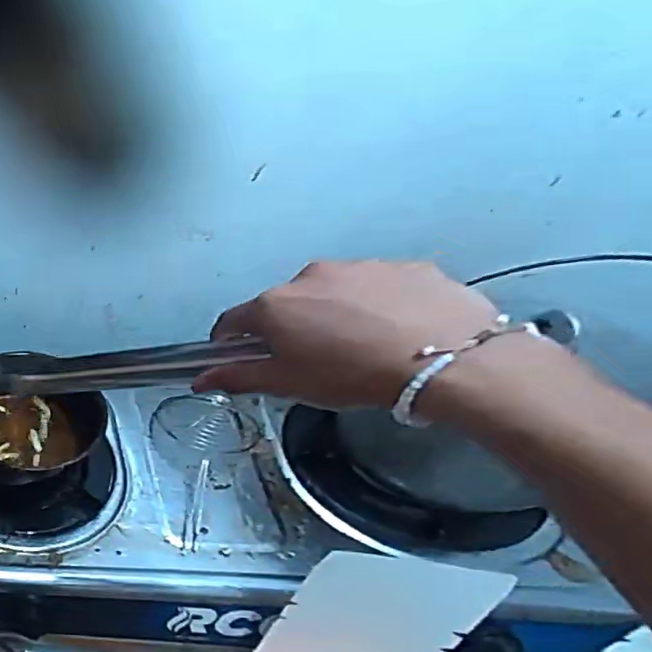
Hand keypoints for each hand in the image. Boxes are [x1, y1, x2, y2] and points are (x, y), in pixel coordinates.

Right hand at [193, 260, 500, 408]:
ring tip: (360, 342)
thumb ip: (238, 377)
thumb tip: (199, 380)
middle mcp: (309, 277)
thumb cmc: (353, 375)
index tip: (247, 360)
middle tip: (311, 356)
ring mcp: (361, 267)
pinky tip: (395, 329)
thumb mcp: (287, 384)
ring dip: (332, 311)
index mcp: (272, 305)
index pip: (232, 321)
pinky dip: (376, 303)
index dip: (233, 343)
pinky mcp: (408, 267)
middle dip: (288, 325)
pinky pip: (377, 286)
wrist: (453, 362)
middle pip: (283, 303)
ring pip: (330, 291)